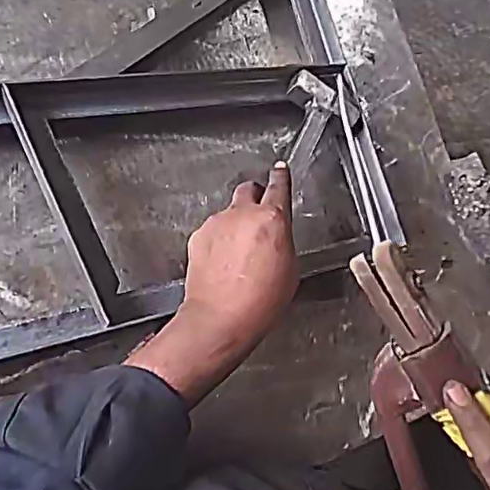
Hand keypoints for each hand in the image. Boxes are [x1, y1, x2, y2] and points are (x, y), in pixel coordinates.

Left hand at [129, 163, 296, 403]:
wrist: (220, 318)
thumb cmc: (259, 301)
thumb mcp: (290, 269)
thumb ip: (283, 240)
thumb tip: (276, 234)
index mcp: (272, 219)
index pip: (278, 186)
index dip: (281, 177)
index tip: (280, 171)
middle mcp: (242, 215)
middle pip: (249, 189)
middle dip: (255, 197)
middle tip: (259, 214)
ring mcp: (217, 224)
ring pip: (229, 213)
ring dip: (235, 225)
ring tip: (240, 255)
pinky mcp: (199, 236)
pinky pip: (213, 231)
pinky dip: (218, 241)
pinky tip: (223, 263)